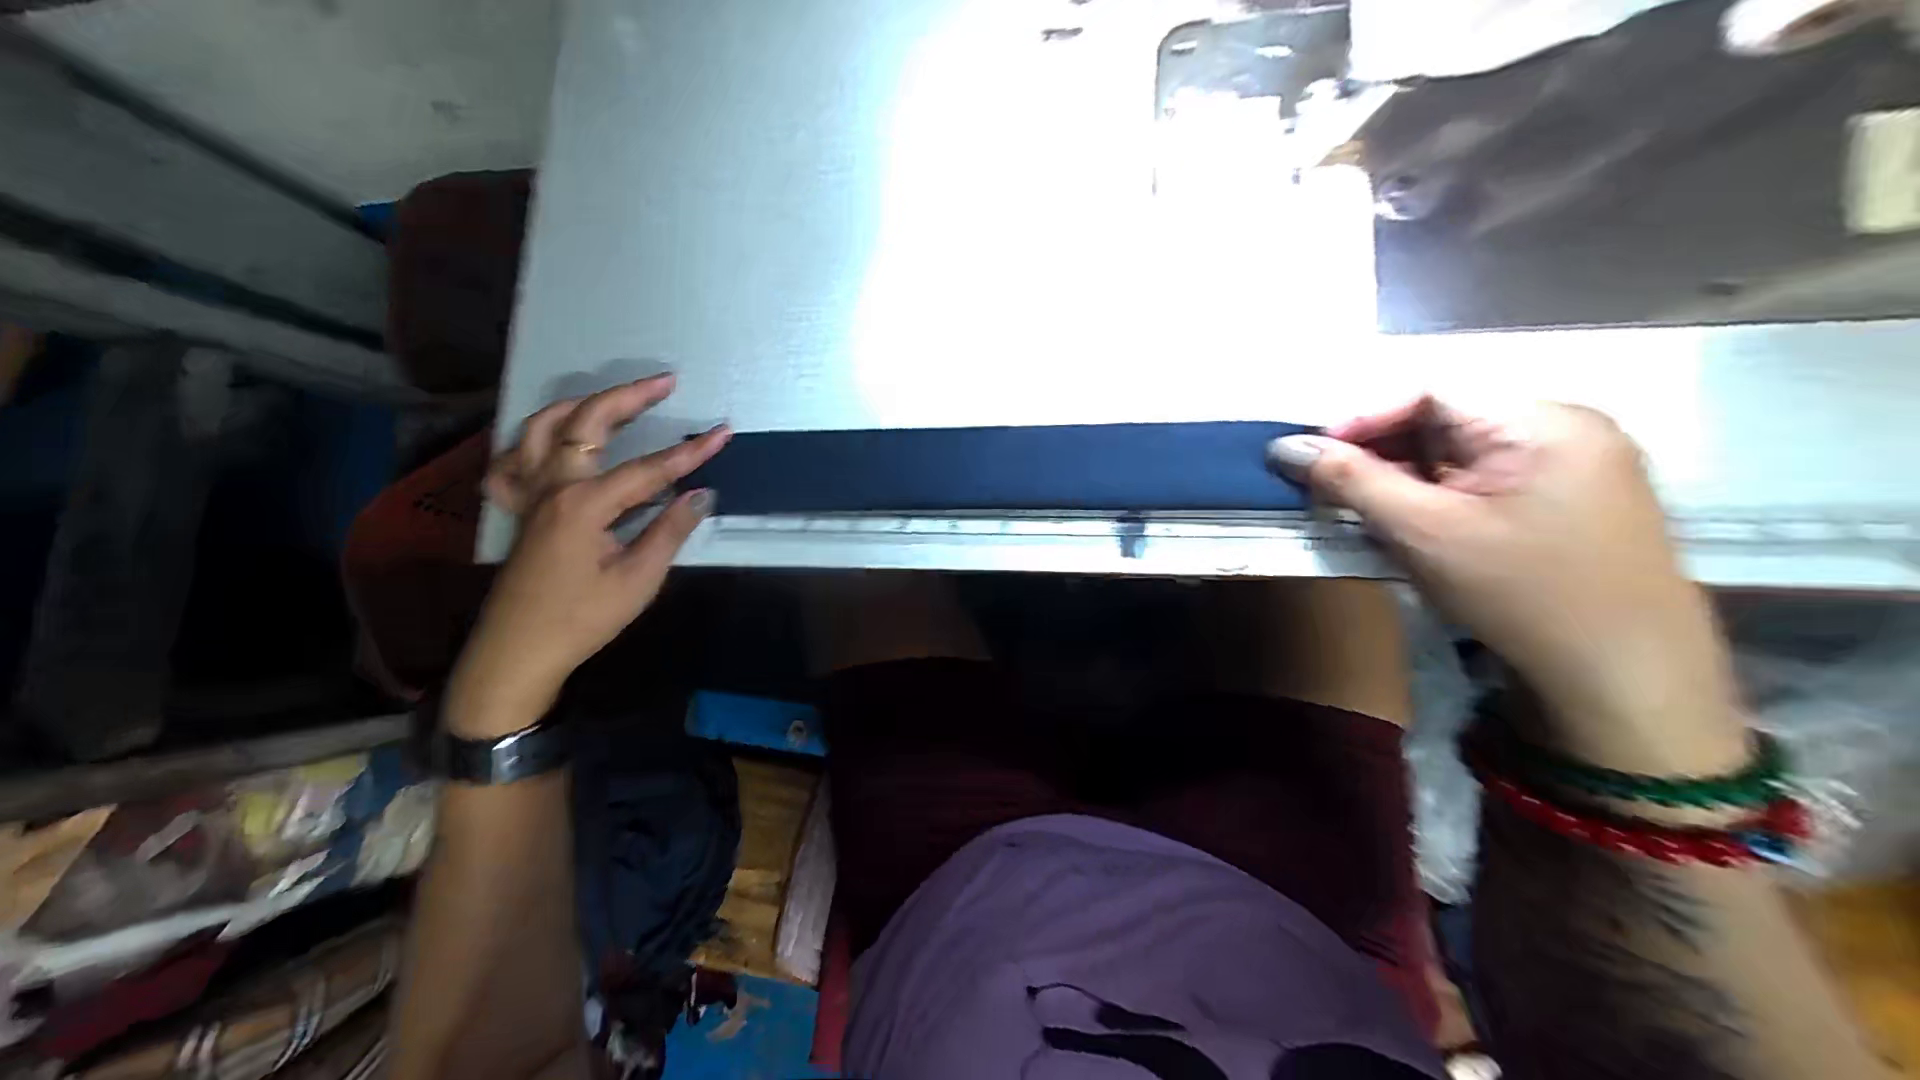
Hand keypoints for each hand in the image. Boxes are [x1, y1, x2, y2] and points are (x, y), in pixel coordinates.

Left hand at [446, 374, 729, 735]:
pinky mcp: (520, 508)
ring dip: (580, 405)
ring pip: (543, 428)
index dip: (690, 451)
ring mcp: (529, 493)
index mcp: (584, 503)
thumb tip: (701, 494)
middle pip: (588, 423)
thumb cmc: (583, 618)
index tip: (723, 432)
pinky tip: (552, 444)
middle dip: (629, 396)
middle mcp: (552, 485)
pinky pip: (514, 461)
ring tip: (613, 400)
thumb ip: (669, 530)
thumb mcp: (638, 579)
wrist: (519, 650)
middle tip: (664, 382)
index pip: (649, 468)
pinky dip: (532, 441)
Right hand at [1269, 398, 1744, 771]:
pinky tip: (1417, 526)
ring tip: (1371, 512)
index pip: (1429, 393)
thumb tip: (1287, 447)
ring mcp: (1576, 462)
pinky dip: (1442, 495)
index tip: (1314, 458)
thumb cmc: (1521, 594)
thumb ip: (1351, 481)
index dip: (1362, 419)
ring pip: (1463, 451)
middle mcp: (1566, 426)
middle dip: (1383, 452)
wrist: (1624, 674)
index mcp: (1540, 421)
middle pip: (1446, 419)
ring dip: (1408, 477)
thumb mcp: (1423, 533)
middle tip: (1336, 490)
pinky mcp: (1573, 497)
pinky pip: (1487, 477)